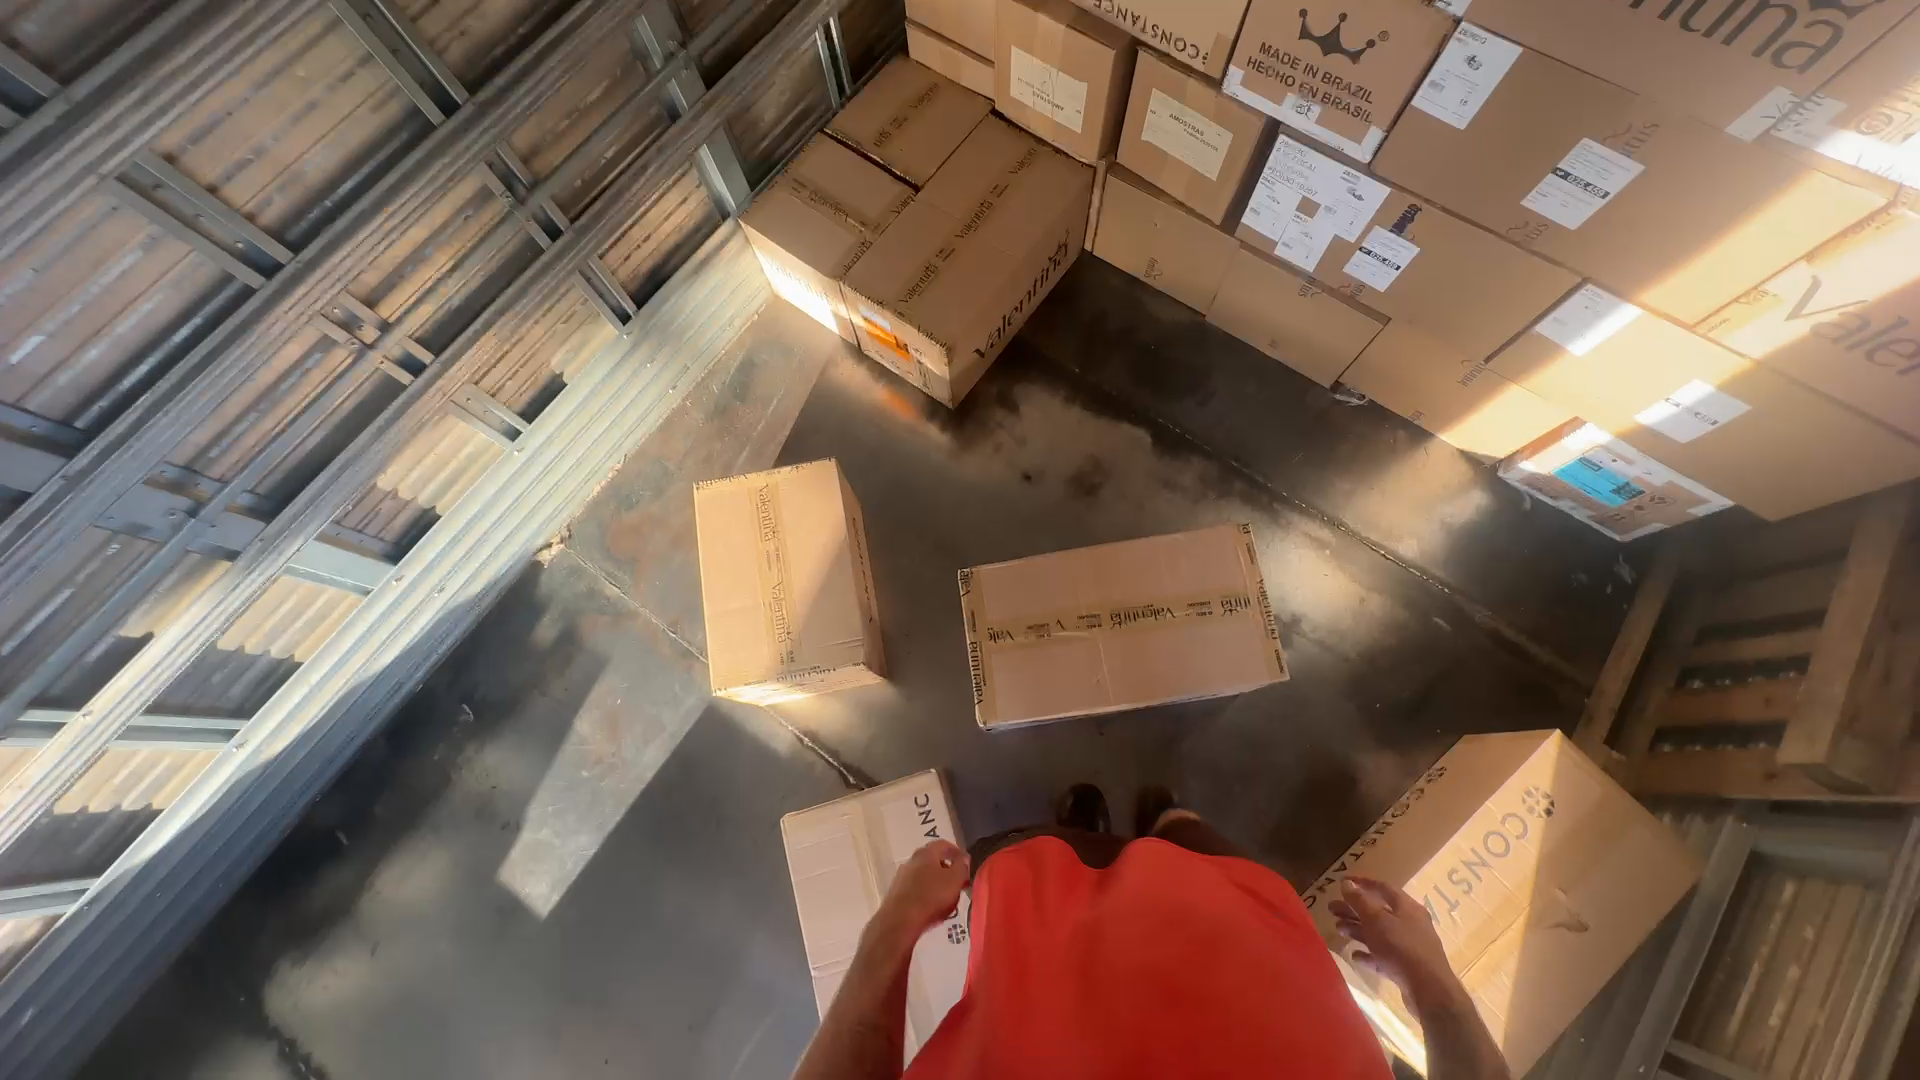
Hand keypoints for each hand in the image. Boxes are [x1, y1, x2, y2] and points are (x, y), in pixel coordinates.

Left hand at [875, 840, 968, 938]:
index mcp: (926, 853)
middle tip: (957, 883)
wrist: (900, 921)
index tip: (966, 864)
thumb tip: (964, 857)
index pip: (944, 844)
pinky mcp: (896, 893)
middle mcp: (911, 860)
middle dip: (946, 870)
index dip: (957, 852)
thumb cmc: (931, 896)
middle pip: (932, 860)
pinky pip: (915, 890)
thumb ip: (962, 867)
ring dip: (936, 883)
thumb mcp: (955, 880)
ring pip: (924, 876)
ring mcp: (901, 877)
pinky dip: (925, 895)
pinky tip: (931, 908)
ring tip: (946, 898)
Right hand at [1328, 876, 1460, 1009]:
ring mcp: (1410, 947)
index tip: (1342, 882)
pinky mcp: (1407, 968)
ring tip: (1338, 929)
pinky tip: (1355, 956)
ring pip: (1379, 934)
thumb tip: (1346, 884)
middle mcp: (1410, 924)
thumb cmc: (1401, 947)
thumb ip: (1359, 901)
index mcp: (1407, 908)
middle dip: (1353, 910)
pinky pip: (1383, 956)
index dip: (1362, 883)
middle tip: (1332, 909)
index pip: (1383, 887)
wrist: (1429, 991)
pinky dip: (1368, 954)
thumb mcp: (1376, 920)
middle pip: (1378, 912)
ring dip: (1358, 930)